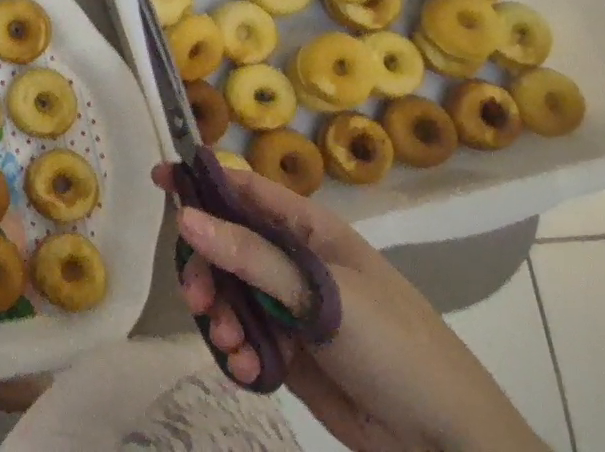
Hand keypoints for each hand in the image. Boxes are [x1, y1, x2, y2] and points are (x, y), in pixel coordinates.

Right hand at [152, 163, 543, 451]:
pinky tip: (252, 372)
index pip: (247, 191)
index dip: (202, 181)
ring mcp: (289, 308)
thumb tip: (185, 216)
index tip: (156, 179)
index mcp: (313, 234)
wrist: (448, 446)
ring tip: (234, 347)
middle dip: (207, 271)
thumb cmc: (398, 351)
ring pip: (227, 294)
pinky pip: (241, 337)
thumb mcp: (325, 298)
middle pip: (225, 246)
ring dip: (221, 318)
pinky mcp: (285, 351)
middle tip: (198, 299)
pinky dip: (238, 353)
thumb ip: (253, 258)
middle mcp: (295, 264)